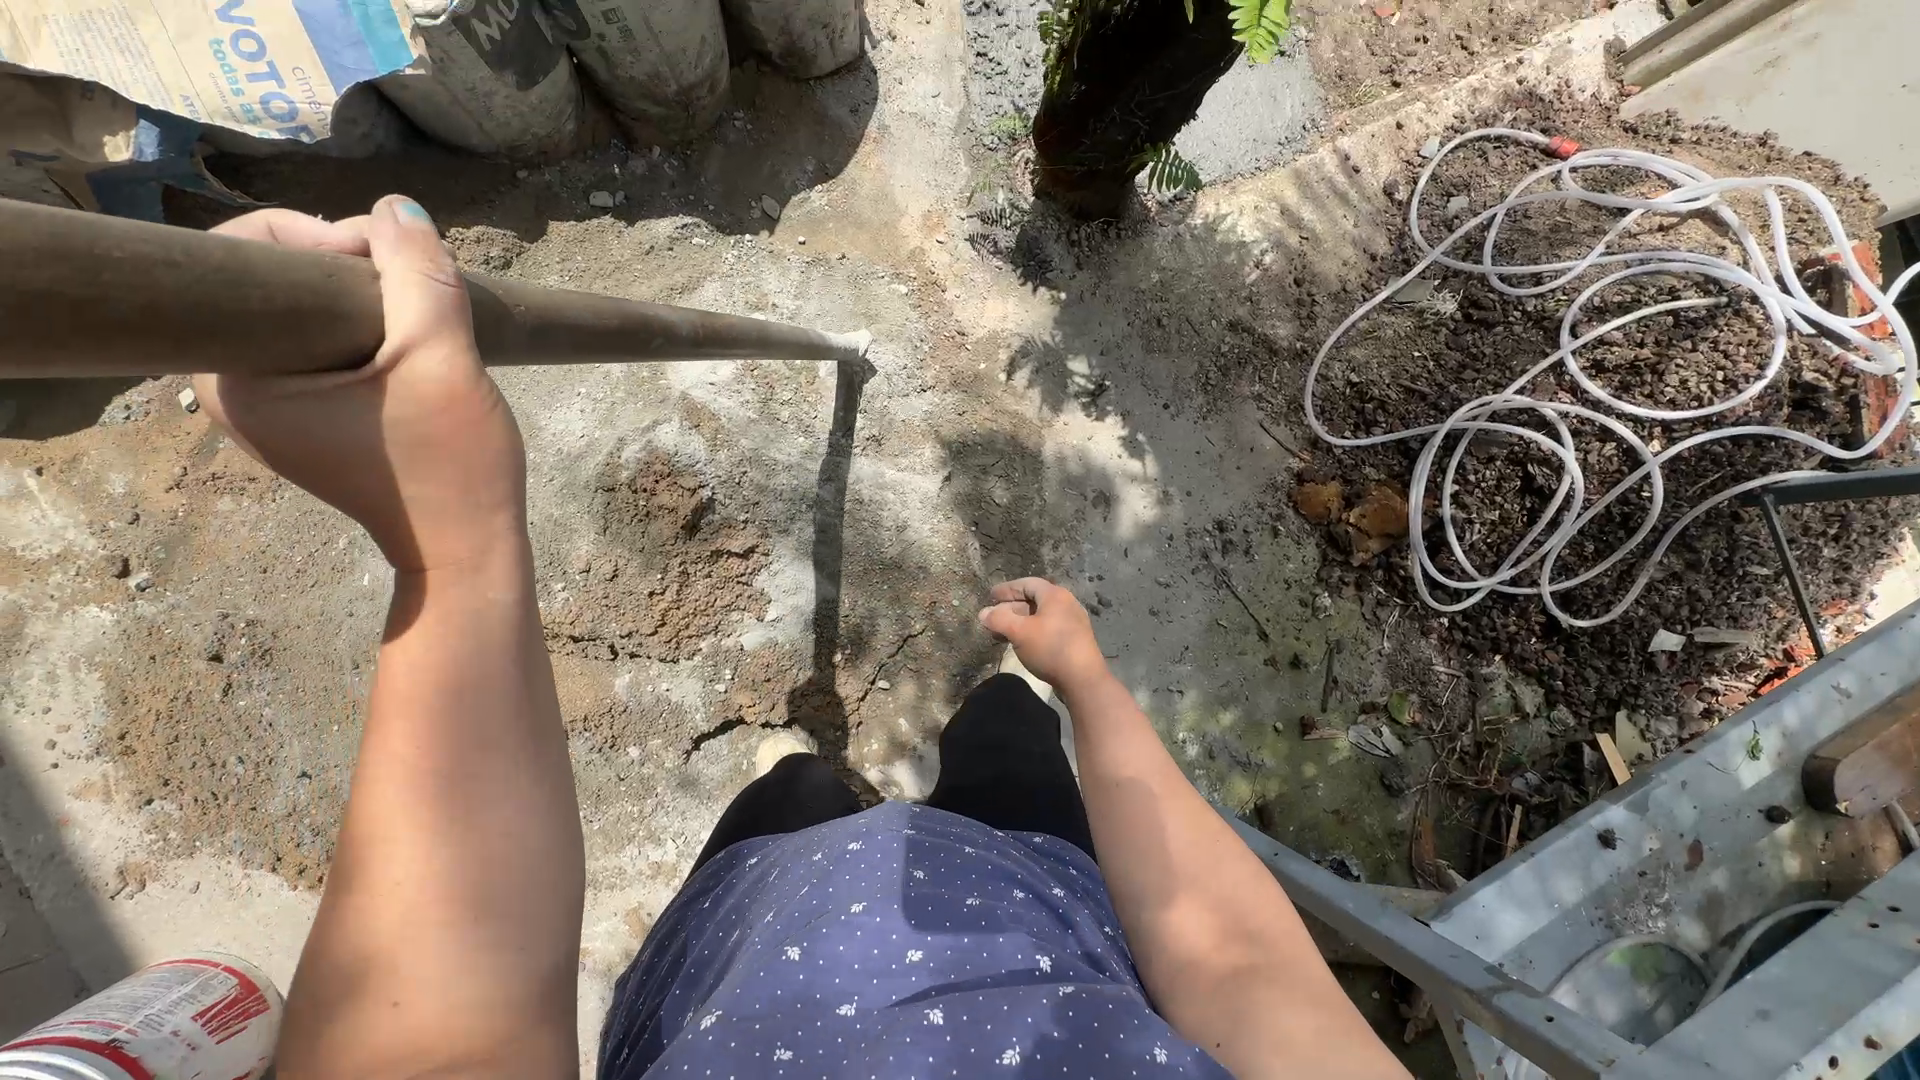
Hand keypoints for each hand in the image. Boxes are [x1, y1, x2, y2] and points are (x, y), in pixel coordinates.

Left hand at [193, 197, 526, 572]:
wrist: (472, 548)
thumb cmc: (452, 465)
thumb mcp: (443, 361)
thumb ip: (421, 277)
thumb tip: (396, 208)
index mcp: (237, 374)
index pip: (245, 257)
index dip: (320, 235)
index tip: (392, 257)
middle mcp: (234, 389)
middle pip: (277, 284)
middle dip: (352, 267)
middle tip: (417, 283)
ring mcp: (273, 410)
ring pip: (310, 316)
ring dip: (370, 300)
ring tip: (426, 312)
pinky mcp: (313, 423)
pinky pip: (327, 350)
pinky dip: (371, 334)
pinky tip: (416, 344)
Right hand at [978, 578, 1110, 691]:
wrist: (1082, 679)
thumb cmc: (1050, 648)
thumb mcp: (1019, 632)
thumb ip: (999, 619)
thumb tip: (983, 613)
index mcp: (1055, 595)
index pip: (1027, 583)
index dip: (1007, 589)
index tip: (991, 596)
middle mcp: (1066, 604)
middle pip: (1034, 600)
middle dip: (1011, 608)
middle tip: (993, 617)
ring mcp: (1073, 622)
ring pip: (1040, 616)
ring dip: (1019, 622)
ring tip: (1002, 634)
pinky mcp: (1074, 640)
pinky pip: (1048, 629)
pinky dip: (1031, 632)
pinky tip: (1021, 644)